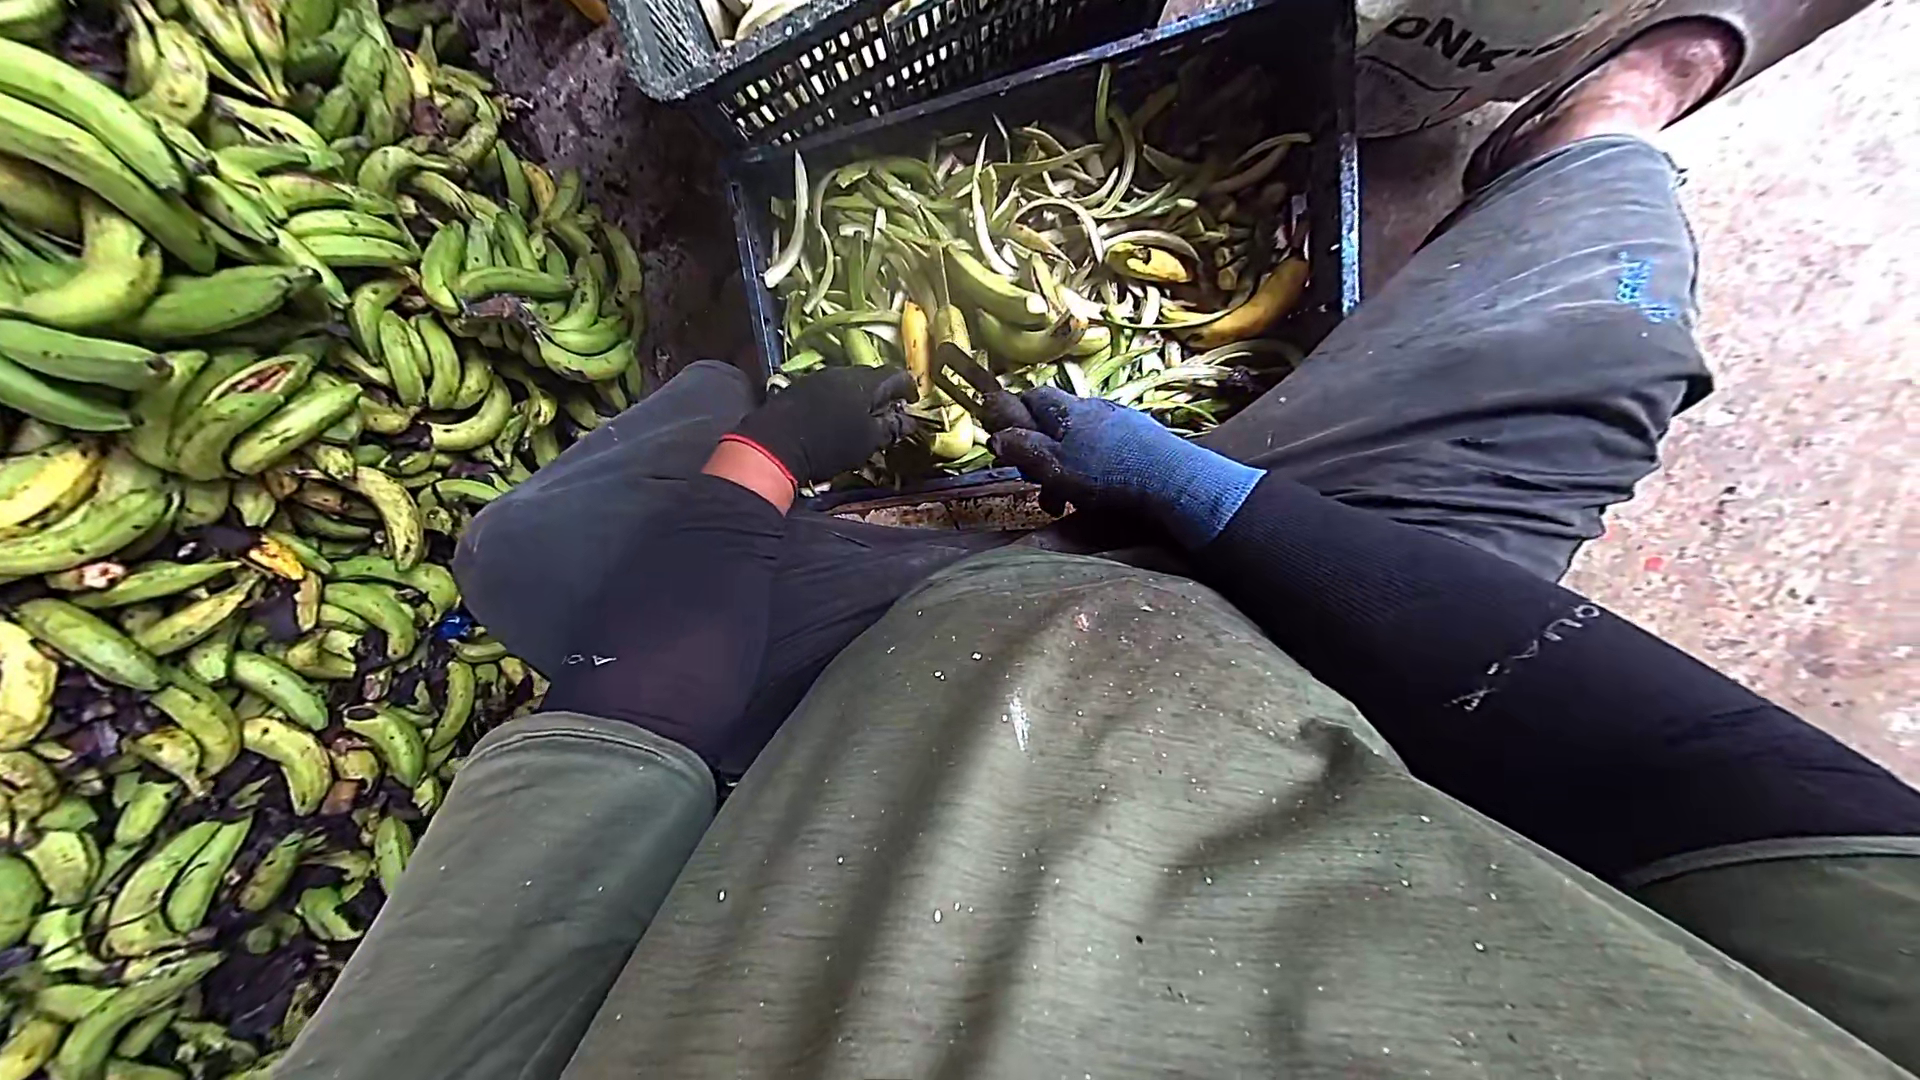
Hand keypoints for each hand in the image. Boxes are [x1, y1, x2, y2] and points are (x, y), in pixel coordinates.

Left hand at [728, 366, 918, 485]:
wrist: (775, 445)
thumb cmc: (830, 444)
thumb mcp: (868, 440)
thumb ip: (891, 427)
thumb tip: (909, 420)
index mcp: (866, 382)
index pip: (896, 375)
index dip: (909, 389)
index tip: (913, 403)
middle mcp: (843, 372)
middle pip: (871, 378)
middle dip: (883, 394)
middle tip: (890, 414)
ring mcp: (819, 378)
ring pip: (849, 384)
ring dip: (860, 398)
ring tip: (863, 419)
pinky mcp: (799, 389)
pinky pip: (830, 391)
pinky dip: (840, 402)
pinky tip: (836, 419)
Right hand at [989, 387, 1263, 547]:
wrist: (1171, 480)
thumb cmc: (1103, 473)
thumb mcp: (1051, 465)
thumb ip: (1022, 448)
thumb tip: (996, 436)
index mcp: (1066, 410)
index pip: (1031, 397)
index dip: (1014, 414)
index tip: (1007, 439)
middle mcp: (1092, 407)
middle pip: (1054, 422)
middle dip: (1040, 452)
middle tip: (1037, 484)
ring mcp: (1119, 421)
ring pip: (1079, 440)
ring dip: (1066, 467)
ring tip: (1066, 499)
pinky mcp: (1141, 438)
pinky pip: (1104, 449)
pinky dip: (1092, 468)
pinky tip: (1097, 489)